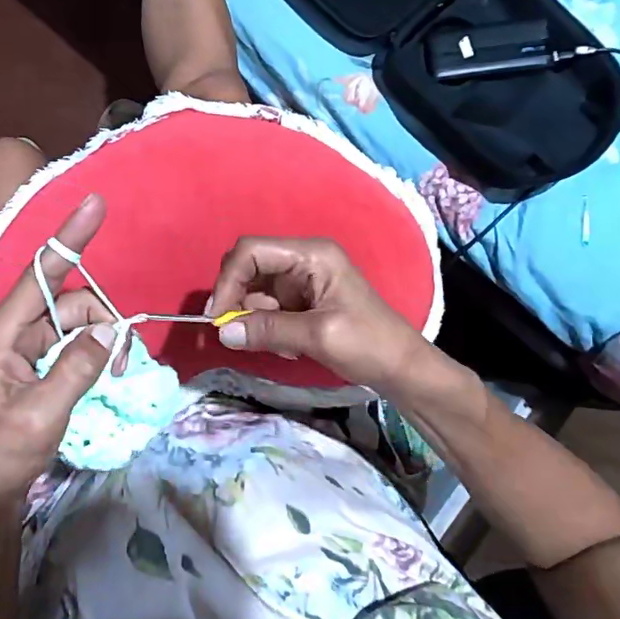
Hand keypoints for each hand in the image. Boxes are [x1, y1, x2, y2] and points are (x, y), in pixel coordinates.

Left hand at [0, 195, 118, 505]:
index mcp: (1, 334)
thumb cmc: (6, 452)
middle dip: (101, 319)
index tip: (94, 205)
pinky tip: (108, 370)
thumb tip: (108, 332)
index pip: (39, 275)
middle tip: (124, 358)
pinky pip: (74, 338)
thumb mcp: (44, 414)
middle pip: (68, 300)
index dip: (69, 239)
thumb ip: (76, 368)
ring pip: (76, 319)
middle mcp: (11, 330)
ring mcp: (24, 344)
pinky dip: (95, 348)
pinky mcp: (37, 359)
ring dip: (102, 337)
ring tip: (117, 371)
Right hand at [208, 237, 429, 391]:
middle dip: (239, 300)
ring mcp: (302, 281)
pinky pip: (268, 309)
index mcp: (312, 255)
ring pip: (255, 292)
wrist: (401, 368)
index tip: (218, 316)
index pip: (252, 251)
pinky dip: (268, 328)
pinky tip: (289, 348)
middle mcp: (304, 260)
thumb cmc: (368, 343)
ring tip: (281, 347)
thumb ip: (269, 330)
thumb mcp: (318, 336)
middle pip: (249, 268)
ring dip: (256, 319)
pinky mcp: (301, 302)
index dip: (229, 279)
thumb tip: (222, 331)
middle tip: (238, 332)